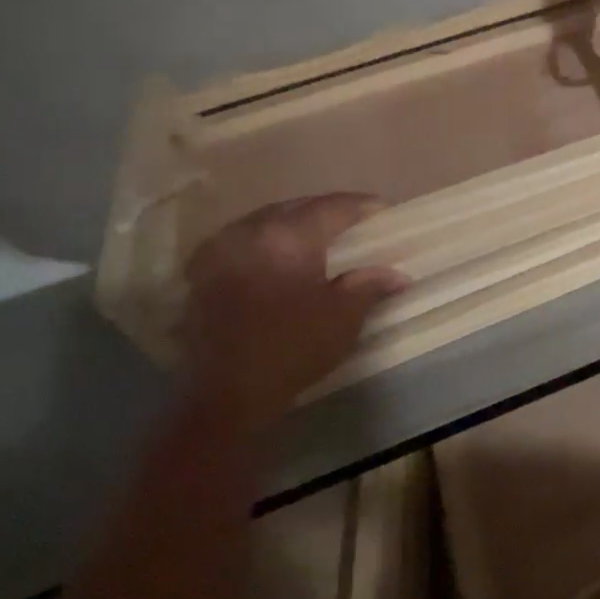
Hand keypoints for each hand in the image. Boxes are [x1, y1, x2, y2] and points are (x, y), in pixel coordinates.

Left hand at [180, 193, 407, 423]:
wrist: (227, 392)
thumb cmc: (293, 349)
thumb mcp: (343, 317)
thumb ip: (370, 285)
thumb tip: (397, 274)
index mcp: (288, 237)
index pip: (333, 207)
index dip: (363, 206)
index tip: (386, 211)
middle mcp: (248, 232)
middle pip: (295, 207)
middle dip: (327, 211)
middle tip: (355, 223)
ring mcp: (219, 250)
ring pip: (264, 221)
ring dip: (294, 224)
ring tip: (319, 237)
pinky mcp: (202, 273)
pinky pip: (241, 241)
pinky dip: (266, 242)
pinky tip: (280, 257)